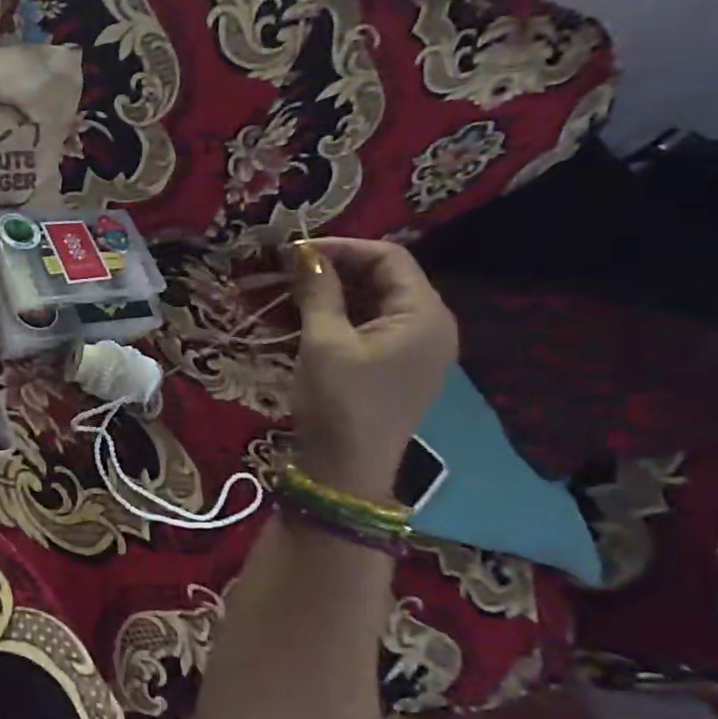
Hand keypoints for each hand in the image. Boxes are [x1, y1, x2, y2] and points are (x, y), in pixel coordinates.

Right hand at [288, 238, 456, 500]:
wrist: (345, 471)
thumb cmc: (339, 403)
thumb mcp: (323, 343)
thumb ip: (318, 292)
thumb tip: (303, 253)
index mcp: (424, 315)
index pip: (389, 258)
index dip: (342, 247)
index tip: (295, 250)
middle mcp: (430, 327)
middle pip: (385, 280)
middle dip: (335, 270)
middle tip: (287, 271)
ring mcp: (414, 351)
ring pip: (373, 306)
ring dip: (333, 295)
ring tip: (288, 293)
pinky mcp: (394, 371)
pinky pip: (369, 330)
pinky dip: (338, 319)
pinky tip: (303, 320)